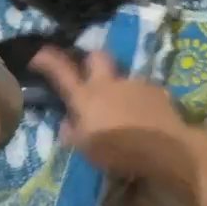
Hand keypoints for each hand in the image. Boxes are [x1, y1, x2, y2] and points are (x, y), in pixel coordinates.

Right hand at [31, 46, 206, 195]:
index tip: (37, 55)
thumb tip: (66, 124)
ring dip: (121, 89)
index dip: (47, 60)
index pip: (61, 71)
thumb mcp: (88, 150)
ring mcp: (135, 84)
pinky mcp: (158, 91)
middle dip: (91, 62)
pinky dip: (142, 101)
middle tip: (91, 76)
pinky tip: (147, 117)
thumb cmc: (121, 150)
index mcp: (86, 97)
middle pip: (97, 57)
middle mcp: (109, 83)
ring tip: (127, 110)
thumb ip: (74, 134)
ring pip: (123, 77)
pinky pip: (145, 91)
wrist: (169, 148)